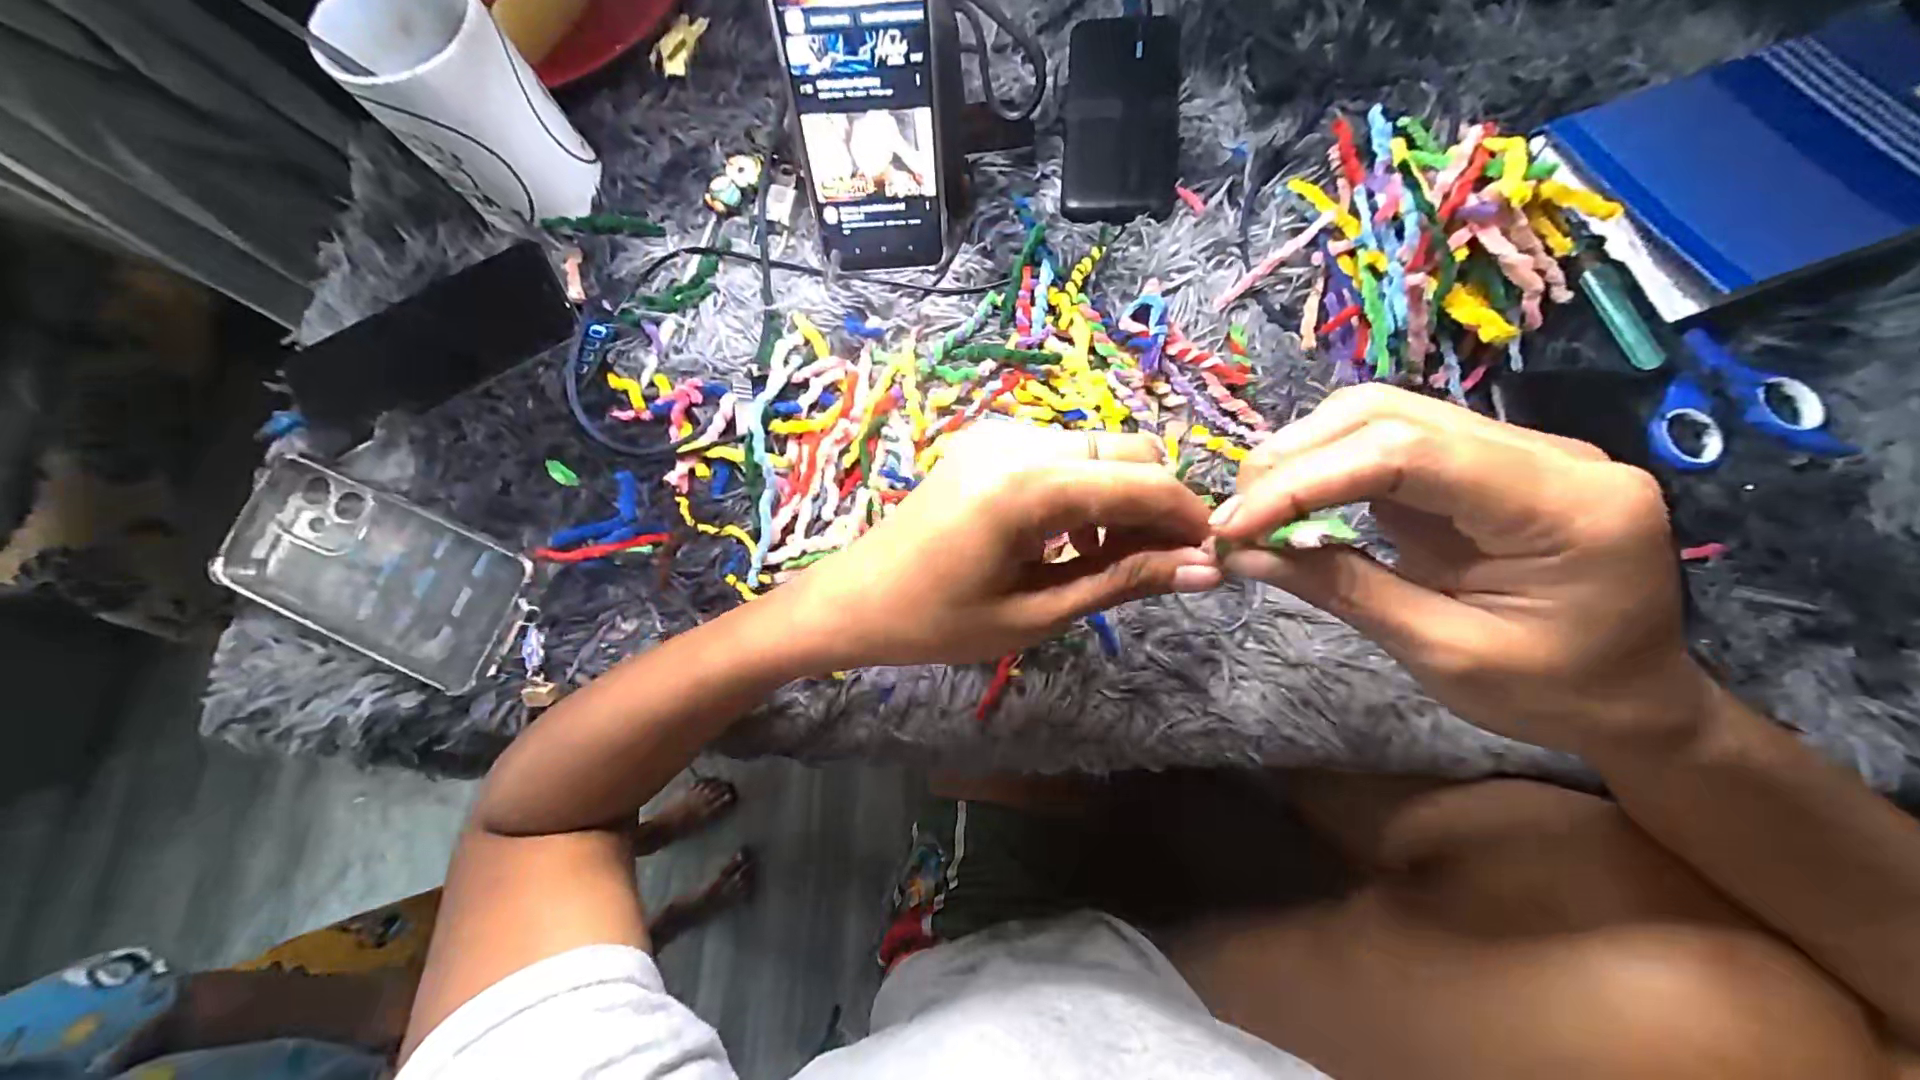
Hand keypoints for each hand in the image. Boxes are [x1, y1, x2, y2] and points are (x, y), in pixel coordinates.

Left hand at [786, 422, 1221, 667]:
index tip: (1208, 557)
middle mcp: (1018, 441)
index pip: (1144, 482)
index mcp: (1027, 485)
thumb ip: (1123, 582)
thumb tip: (1204, 570)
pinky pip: (1062, 453)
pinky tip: (1068, 539)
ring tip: (1104, 561)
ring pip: (1098, 449)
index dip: (1187, 518)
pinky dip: (1084, 490)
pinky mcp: (987, 441)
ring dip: (1120, 497)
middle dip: (1155, 504)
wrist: (855, 599)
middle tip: (1153, 566)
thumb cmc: (937, 623)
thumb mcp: (1036, 614)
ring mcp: (999, 434)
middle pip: (1128, 450)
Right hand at [1212, 384, 1709, 758]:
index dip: (1305, 481)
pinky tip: (1293, 502)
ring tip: (1255, 508)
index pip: (1406, 453)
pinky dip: (1325, 467)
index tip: (1235, 525)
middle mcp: (1544, 453)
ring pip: (1380, 413)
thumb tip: (1243, 552)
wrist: (1637, 699)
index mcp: (1563, 505)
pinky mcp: (1479, 462)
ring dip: (1301, 455)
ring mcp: (1512, 450)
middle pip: (1387, 413)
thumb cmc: (1554, 694)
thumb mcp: (1441, 653)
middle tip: (1235, 517)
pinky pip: (1386, 440)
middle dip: (1293, 458)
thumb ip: (1342, 590)